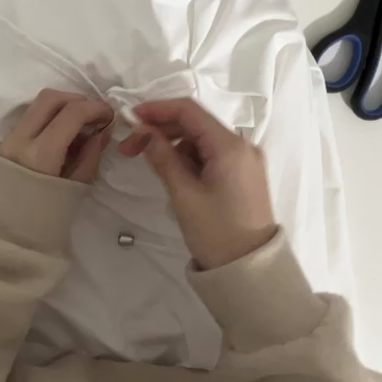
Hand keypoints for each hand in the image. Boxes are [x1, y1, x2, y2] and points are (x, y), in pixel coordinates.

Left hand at [0, 89, 113, 183]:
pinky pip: (31, 118)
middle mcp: (21, 138)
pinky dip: (50, 117)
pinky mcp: (4, 142)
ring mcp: (9, 138)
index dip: (95, 108)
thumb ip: (90, 157)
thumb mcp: (74, 191)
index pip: (72, 113)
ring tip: (81, 126)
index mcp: (41, 153)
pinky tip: (64, 135)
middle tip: (94, 115)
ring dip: (63, 106)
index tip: (110, 115)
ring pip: (38, 104)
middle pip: (51, 98)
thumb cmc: (41, 221)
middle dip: (77, 100)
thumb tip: (102, 131)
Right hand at [117, 98, 276, 269]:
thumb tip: (143, 132)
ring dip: (173, 145)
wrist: (251, 272)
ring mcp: (245, 160)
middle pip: (195, 123)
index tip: (130, 118)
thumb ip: (163, 158)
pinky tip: (174, 175)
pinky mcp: (243, 174)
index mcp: (230, 146)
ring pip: (201, 139)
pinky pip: (211, 155)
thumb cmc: (217, 233)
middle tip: (130, 148)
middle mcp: (242, 146)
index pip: (189, 110)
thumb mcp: (184, 195)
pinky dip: (189, 158)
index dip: (157, 109)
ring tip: (150, 165)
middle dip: (161, 130)